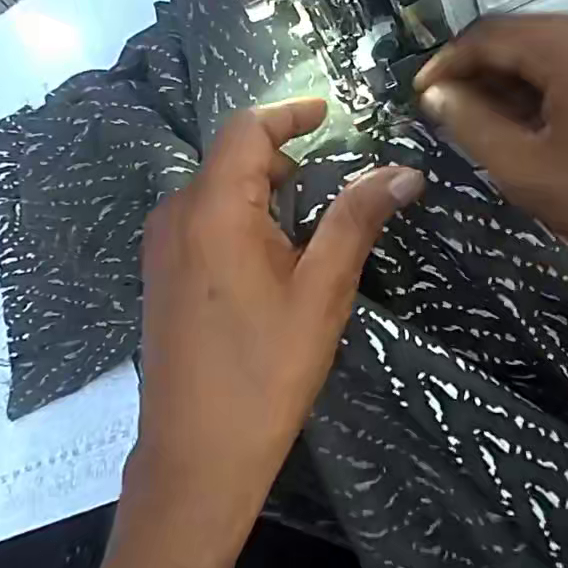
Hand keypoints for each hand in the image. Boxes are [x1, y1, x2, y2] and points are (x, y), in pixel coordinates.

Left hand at [129, 97, 423, 523]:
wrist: (198, 455)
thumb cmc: (266, 369)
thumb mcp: (322, 289)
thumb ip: (357, 219)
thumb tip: (404, 172)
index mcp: (211, 211)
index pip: (247, 131)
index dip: (290, 113)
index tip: (328, 112)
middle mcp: (175, 218)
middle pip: (234, 160)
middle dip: (287, 160)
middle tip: (340, 186)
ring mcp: (163, 250)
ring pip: (220, 193)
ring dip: (269, 193)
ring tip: (316, 227)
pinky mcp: (164, 278)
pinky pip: (207, 223)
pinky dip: (247, 219)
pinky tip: (279, 259)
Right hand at [413, 14, 567, 341]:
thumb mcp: (528, 171)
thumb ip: (471, 123)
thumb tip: (438, 94)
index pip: (494, 33)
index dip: (450, 62)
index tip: (424, 92)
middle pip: (532, 36)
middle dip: (490, 73)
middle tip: (459, 114)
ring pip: (565, 50)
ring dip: (527, 81)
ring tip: (501, 125)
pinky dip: (565, 86)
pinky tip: (550, 123)